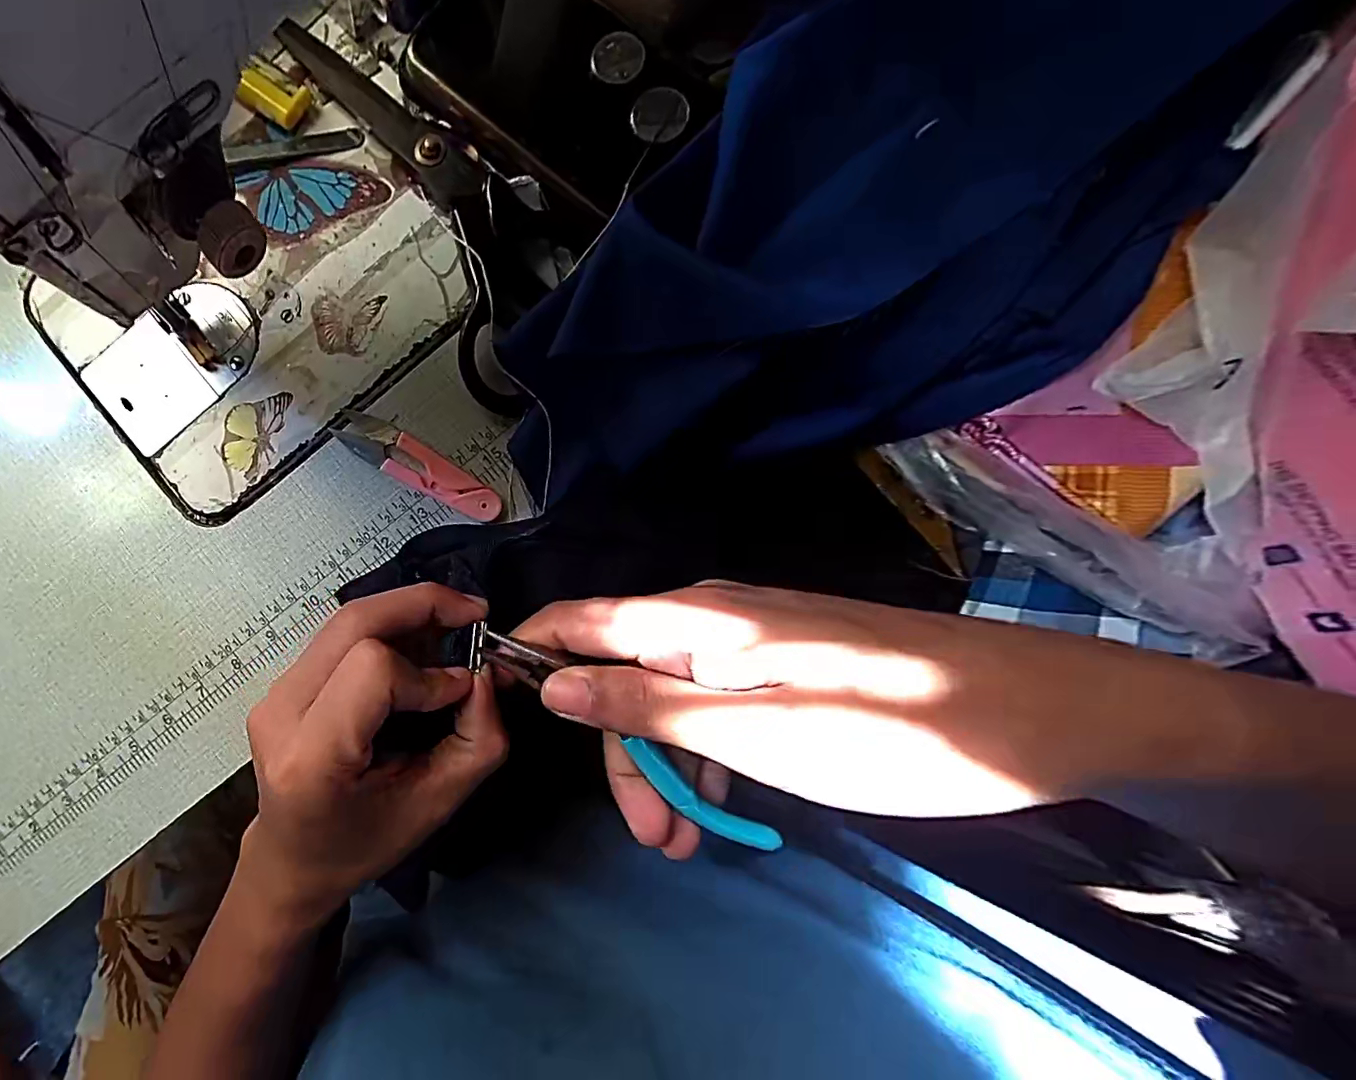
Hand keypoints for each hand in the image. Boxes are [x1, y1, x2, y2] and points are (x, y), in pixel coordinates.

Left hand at [240, 584, 505, 927]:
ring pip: (346, 620)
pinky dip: (386, 627)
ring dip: (405, 612)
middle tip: (472, 611)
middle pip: (354, 622)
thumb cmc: (359, 844)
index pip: (372, 668)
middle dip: (421, 605)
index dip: (427, 672)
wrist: (291, 858)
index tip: (461, 690)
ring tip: (450, 626)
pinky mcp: (283, 680)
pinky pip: (339, 635)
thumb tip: (484, 674)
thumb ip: (476, 742)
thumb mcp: (434, 807)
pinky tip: (417, 642)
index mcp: (311, 755)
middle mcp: (281, 711)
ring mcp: (274, 691)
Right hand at [513, 582, 1220, 854]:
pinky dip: (707, 749)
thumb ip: (644, 703)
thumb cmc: (892, 727)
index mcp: (689, 619)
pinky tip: (729, 798)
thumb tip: (554, 684)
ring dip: (666, 762)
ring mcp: (744, 637)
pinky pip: (712, 699)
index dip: (529, 649)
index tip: (497, 696)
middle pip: (622, 672)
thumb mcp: (753, 730)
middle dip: (622, 751)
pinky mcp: (777, 660)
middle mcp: (705, 616)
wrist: (1048, 713)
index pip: (576, 619)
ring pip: (669, 694)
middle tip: (649, 833)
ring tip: (688, 835)